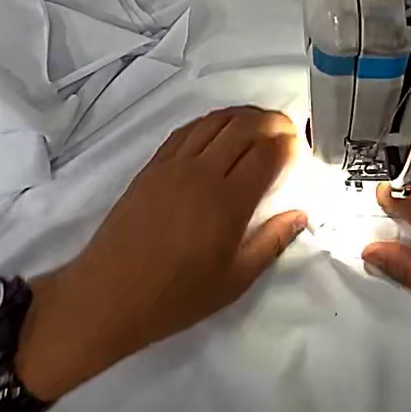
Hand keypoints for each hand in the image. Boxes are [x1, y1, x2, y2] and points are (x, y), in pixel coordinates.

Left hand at [17, 106, 307, 399]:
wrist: (109, 296)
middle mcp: (203, 173)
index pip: (268, 153)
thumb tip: (300, 214)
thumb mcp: (235, 280)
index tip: (301, 151)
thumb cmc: (176, 296)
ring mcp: (174, 165)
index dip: (290, 145)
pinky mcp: (152, 166)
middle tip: (289, 131)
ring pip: (216, 121)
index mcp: (229, 202)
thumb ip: (272, 242)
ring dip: (244, 115)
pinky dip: (210, 122)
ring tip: (261, 124)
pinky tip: (220, 129)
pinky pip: (187, 130)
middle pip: (245, 126)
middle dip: (274, 122)